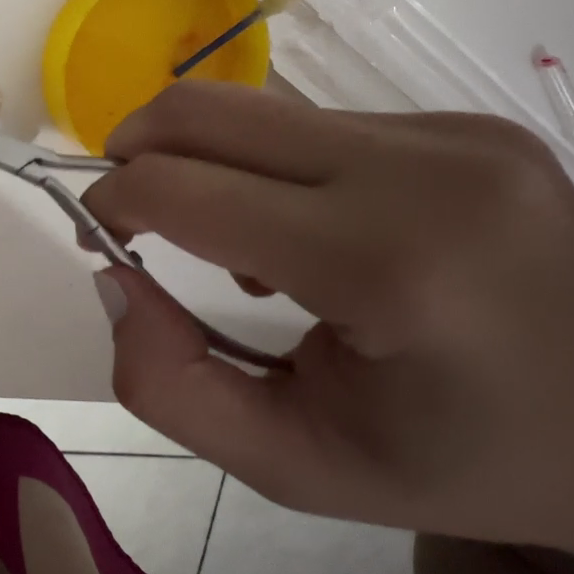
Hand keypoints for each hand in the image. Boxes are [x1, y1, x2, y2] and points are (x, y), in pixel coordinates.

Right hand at [82, 81, 573, 573]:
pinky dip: (266, 165)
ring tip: (234, 242)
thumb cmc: (460, 464)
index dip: (108, 205)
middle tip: (129, 217)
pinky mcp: (469, 124)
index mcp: (388, 265)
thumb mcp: (290, 463)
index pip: (178, 188)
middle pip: (201, 111)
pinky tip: (304, 230)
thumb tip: (112, 275)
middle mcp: (426, 171)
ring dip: (202, 161)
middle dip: (131, 153)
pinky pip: (309, 121)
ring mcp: (457, 136)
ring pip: (249, 109)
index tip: (104, 245)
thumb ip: (166, 382)